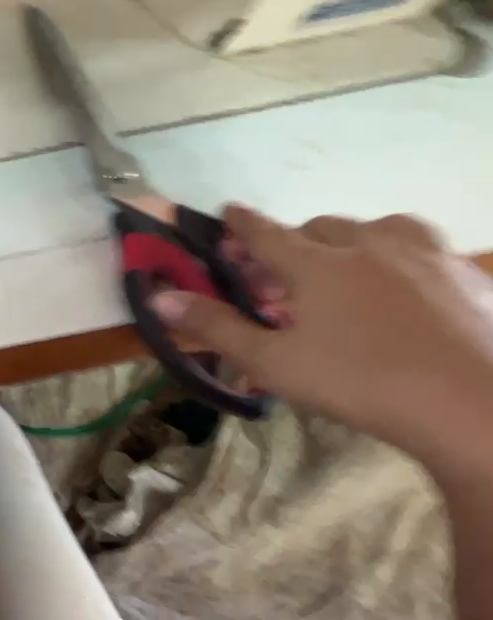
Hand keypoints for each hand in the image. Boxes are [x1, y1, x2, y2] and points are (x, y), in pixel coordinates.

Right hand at [152, 205, 492, 479]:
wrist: (482, 408)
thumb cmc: (361, 382)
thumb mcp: (272, 361)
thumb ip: (215, 326)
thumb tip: (158, 298)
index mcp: (319, 266)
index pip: (268, 233)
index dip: (242, 223)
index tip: (228, 211)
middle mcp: (373, 250)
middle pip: (326, 226)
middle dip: (299, 237)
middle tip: (283, 267)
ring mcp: (432, 262)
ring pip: (388, 228)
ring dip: (360, 237)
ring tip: (352, 261)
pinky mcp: (475, 282)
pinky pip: (433, 253)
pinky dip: (407, 258)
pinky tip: (406, 288)